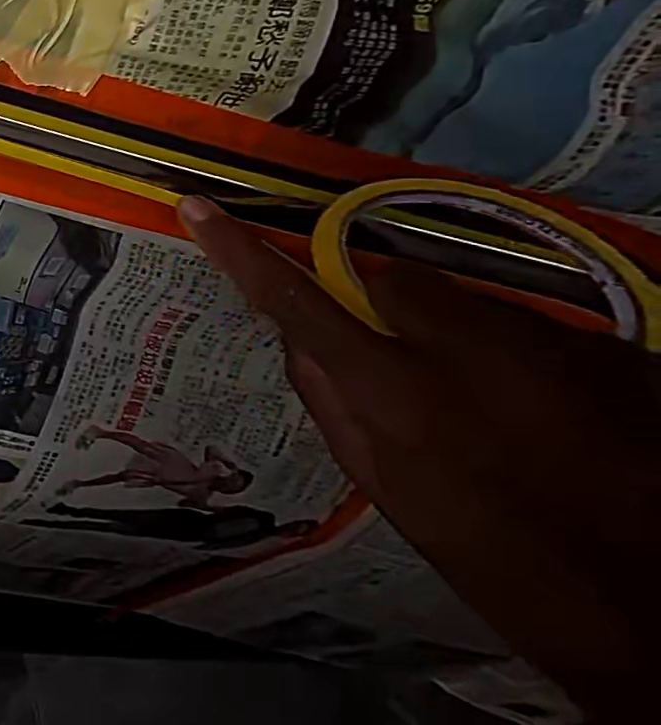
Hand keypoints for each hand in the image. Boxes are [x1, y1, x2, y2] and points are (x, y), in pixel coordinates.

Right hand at [178, 198, 660, 719]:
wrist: (658, 607)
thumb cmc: (483, 546)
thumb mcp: (378, 477)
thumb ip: (327, 394)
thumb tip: (298, 334)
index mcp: (393, 391)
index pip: (292, 299)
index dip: (239, 250)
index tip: (199, 208)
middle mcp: (469, 352)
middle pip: (392, 279)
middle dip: (377, 299)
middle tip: (391, 350)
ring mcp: (555, 348)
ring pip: (466, 300)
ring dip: (451, 328)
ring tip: (484, 393)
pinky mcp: (621, 355)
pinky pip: (533, 327)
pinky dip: (518, 352)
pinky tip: (543, 406)